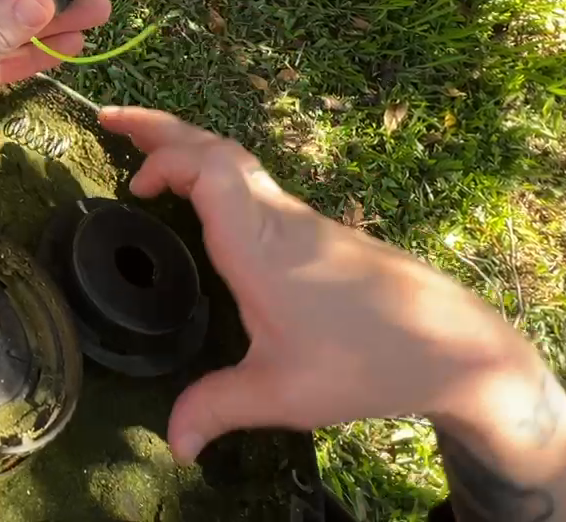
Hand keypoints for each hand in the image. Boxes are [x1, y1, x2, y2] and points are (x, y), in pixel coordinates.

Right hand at [98, 106, 552, 458]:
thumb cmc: (367, 363)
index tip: (136, 189)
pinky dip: (202, 160)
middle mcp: (272, 215)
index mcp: (259, 244)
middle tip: (107, 117)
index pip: (212, 169)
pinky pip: (241, 172)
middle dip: (156, 126)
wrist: (458, 347)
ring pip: (228, 154)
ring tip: (135, 138)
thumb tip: (172, 447)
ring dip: (179, 138)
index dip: (167, 162)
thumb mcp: (285, 394)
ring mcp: (290, 213)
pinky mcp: (303, 222)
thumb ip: (219, 408)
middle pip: (211, 145)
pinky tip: (189, 183)